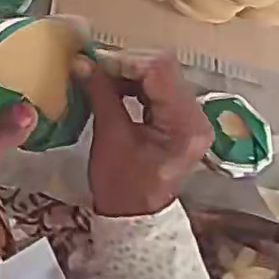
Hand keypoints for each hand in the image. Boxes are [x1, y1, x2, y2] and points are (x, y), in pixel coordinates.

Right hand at [74, 51, 211, 216]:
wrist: (134, 217)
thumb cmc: (122, 185)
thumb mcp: (109, 137)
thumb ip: (100, 93)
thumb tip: (82, 61)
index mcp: (185, 124)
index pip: (160, 71)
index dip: (126, 61)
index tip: (95, 62)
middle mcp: (196, 115)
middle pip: (163, 69)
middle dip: (126, 65)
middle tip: (94, 67)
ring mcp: (191, 116)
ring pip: (160, 75)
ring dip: (128, 73)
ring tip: (100, 76)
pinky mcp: (181, 117)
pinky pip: (158, 88)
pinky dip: (134, 83)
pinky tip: (113, 86)